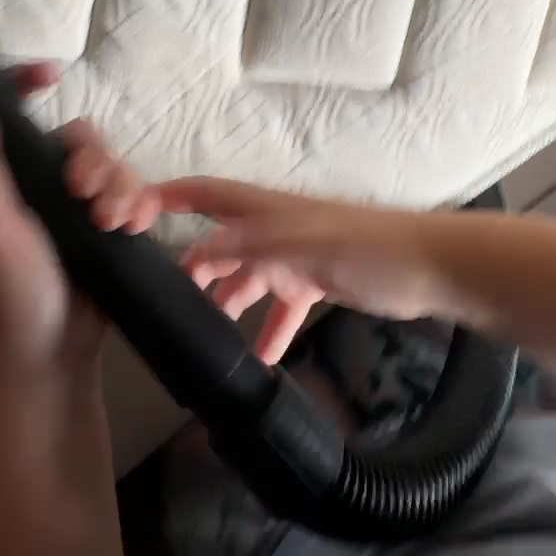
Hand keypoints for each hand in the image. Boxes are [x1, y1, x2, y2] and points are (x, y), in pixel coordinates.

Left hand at [0, 64, 153, 382]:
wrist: (48, 358)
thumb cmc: (6, 294)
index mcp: (2, 180)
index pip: (10, 116)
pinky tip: (138, 225)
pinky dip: (139, 203)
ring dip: (120, 185)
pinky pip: (133, 195)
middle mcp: (39, 187)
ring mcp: (75, 211)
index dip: (24, 84)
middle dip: (94, 159)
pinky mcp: (107, 231)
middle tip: (87, 194)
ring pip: (111, 165)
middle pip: (78, 139)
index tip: (53, 73)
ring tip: (116, 222)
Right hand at [86, 175, 457, 363]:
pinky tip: (260, 361)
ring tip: (201, 336)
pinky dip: (268, 330)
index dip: (167, 196)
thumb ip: (252, 246)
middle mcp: (273, 228)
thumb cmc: (365, 245)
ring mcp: (294, 255)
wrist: (428, 266)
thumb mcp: (303, 244)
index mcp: (266, 209)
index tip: (127, 212)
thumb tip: (197, 252)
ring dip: (226, 302)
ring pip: (247, 278)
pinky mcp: (315, 281)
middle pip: (220, 241)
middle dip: (192, 265)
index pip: (206, 194)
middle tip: (165, 302)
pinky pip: (281, 307)